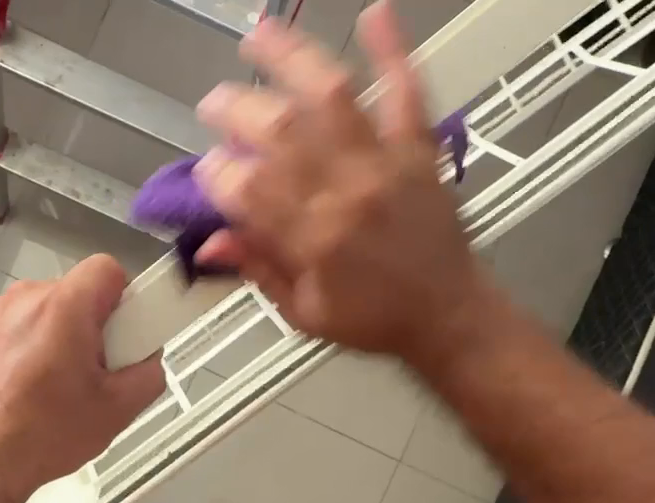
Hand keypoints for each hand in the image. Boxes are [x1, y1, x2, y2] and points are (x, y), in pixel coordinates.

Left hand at [0, 255, 164, 502]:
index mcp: (64, 307)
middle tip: (93, 374)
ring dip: (57, 337)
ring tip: (57, 389)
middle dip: (90, 325)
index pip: (107, 268)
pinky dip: (26, 350)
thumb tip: (148, 359)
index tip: (121, 337)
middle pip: (74, 293)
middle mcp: (24, 298)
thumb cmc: (51, 434)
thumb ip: (149, 374)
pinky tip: (25, 393)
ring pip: (43, 311)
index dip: (122, 300)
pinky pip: (15, 330)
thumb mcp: (119, 410)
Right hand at [191, 1, 500, 371]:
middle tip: (214, 106)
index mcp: (315, 242)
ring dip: (291, 58)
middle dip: (237, 111)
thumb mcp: (305, 315)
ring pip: (333, 96)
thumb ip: (258, 272)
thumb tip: (209, 244)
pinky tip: (375, 13)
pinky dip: (394, 50)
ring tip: (258, 35)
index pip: (250, 191)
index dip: (219, 174)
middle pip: (281, 133)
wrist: (447, 316)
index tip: (207, 170)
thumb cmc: (374, 321)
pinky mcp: (419, 150)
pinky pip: (408, 92)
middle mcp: (347, 193)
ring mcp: (385, 164)